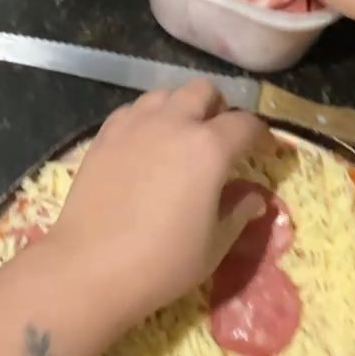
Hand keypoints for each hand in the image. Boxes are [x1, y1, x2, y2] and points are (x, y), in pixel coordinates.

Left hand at [40, 80, 271, 327]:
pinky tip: (146, 145)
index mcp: (209, 147)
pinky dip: (148, 118)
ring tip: (180, 137)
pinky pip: (134, 109)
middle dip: (218, 108)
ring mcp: (135, 122)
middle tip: (219, 138)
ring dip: (180, 107)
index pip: (245, 124)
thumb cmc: (162, 262)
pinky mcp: (106, 131)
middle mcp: (173, 122)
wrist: (90, 265)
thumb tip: (256, 198)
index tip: (263, 149)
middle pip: (203, 90)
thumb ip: (238, 212)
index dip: (260, 134)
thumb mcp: (213, 245)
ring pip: (166, 93)